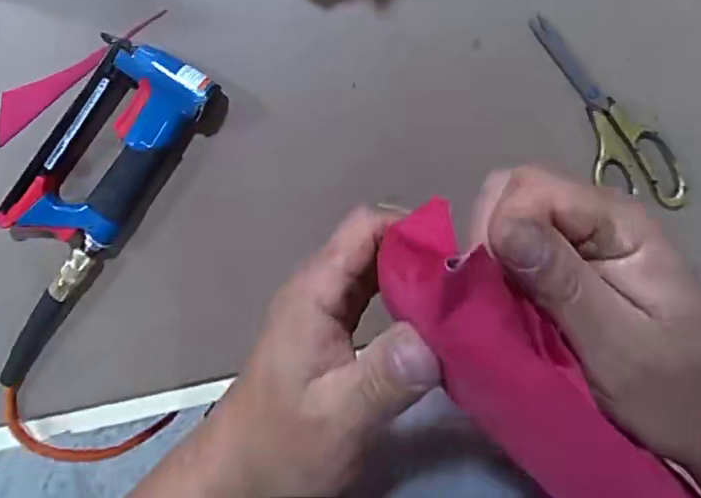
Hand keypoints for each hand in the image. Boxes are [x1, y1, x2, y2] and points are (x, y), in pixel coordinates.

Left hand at [132, 206, 440, 497]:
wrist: (238, 473)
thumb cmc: (282, 443)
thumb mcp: (338, 416)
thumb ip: (385, 375)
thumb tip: (434, 335)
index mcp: (315, 289)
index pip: (364, 226)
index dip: (409, 229)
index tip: (453, 257)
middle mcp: (316, 285)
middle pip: (370, 241)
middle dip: (416, 252)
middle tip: (462, 282)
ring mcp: (320, 305)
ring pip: (370, 267)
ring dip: (410, 275)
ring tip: (452, 300)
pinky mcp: (327, 327)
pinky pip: (367, 294)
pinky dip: (398, 297)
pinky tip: (425, 323)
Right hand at [468, 166, 700, 483]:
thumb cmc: (678, 396)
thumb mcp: (622, 349)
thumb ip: (563, 284)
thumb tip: (503, 227)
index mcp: (619, 220)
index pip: (533, 185)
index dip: (502, 222)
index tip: (493, 282)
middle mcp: (597, 212)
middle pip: (517, 189)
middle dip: (492, 234)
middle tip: (493, 293)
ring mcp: (585, 232)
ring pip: (512, 212)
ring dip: (495, 253)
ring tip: (502, 301)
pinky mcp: (571, 255)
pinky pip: (519, 239)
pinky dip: (503, 267)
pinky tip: (511, 300)